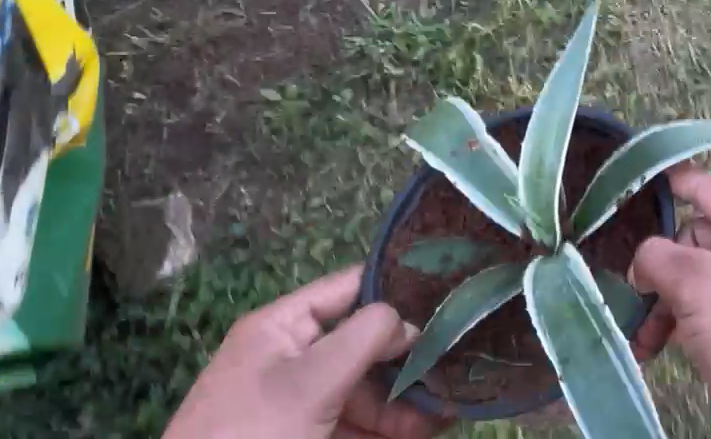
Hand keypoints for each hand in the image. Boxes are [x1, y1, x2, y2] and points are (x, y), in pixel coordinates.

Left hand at [162, 267, 449, 438]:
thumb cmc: (252, 436)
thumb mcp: (312, 380)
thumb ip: (369, 335)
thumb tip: (411, 323)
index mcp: (282, 328)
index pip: (353, 287)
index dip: (401, 286)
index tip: (451, 291)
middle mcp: (292, 360)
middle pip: (366, 345)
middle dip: (411, 359)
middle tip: (457, 365)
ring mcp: (297, 407)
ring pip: (366, 392)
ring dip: (408, 402)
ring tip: (449, 411)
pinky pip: (356, 428)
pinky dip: (390, 429)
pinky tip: (427, 430)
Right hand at [629, 168, 710, 438]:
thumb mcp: (694, 282)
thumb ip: (656, 257)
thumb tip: (642, 261)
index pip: (703, 185)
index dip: (666, 183)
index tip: (625, 187)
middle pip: (690, 235)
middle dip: (658, 265)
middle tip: (637, 294)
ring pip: (688, 275)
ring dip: (658, 302)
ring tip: (640, 334)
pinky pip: (695, 307)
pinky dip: (671, 323)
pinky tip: (650, 348)